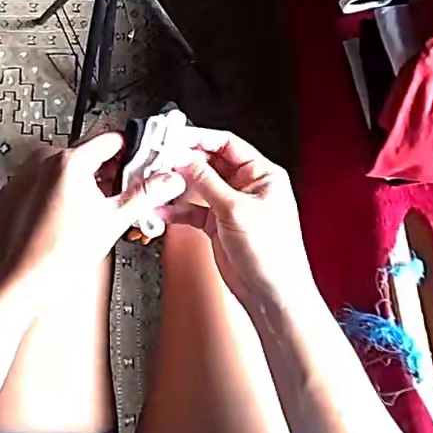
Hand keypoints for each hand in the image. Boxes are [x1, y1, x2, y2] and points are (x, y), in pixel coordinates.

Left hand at [0, 132, 184, 298]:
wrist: (19, 282)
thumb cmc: (56, 256)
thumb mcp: (112, 221)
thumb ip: (144, 195)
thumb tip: (166, 182)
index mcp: (69, 161)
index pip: (112, 140)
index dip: (133, 153)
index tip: (141, 165)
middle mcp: (43, 160)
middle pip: (90, 154)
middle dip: (110, 172)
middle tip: (122, 195)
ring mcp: (26, 174)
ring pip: (69, 168)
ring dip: (86, 182)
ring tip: (95, 211)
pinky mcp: (15, 189)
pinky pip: (47, 179)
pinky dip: (62, 191)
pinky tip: (71, 217)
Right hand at [163, 131, 320, 315]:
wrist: (272, 296)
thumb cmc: (273, 255)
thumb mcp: (236, 210)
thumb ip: (207, 182)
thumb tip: (186, 159)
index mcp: (262, 175)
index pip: (227, 144)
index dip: (200, 138)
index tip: (177, 137)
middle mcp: (247, 187)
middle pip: (209, 163)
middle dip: (185, 161)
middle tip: (162, 158)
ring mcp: (231, 206)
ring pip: (198, 186)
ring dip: (178, 185)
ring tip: (159, 182)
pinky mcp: (218, 225)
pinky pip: (192, 210)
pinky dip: (177, 210)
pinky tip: (162, 210)